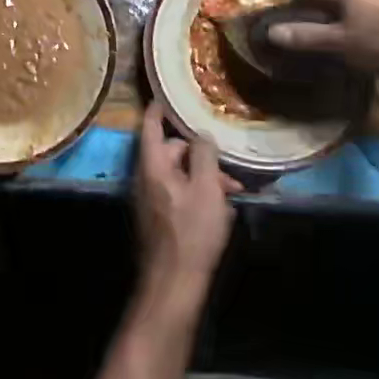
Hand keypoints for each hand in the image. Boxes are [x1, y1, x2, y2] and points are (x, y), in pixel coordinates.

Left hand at [134, 102, 240, 287]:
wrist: (174, 284)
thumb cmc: (192, 232)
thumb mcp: (207, 189)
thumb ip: (204, 156)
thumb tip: (201, 135)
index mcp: (152, 165)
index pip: (151, 125)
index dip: (158, 108)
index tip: (166, 94)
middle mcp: (145, 178)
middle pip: (170, 151)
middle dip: (199, 154)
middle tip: (229, 169)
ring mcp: (149, 199)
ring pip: (178, 174)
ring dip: (204, 178)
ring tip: (232, 195)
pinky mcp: (157, 217)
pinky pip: (177, 193)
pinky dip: (197, 194)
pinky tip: (220, 212)